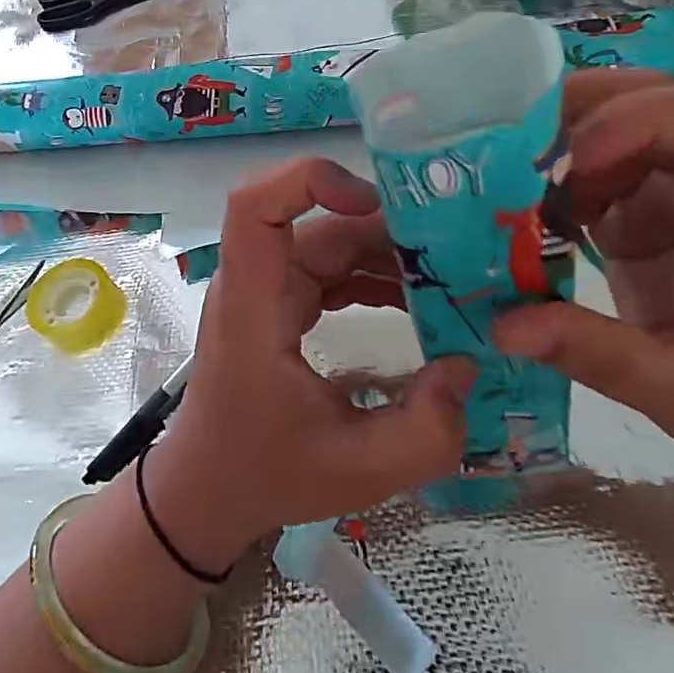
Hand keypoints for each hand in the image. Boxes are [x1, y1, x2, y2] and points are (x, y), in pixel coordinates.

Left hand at [146, 158, 477, 570]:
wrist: (207, 491)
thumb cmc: (264, 476)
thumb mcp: (356, 471)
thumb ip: (424, 432)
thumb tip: (466, 366)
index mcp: (254, 309)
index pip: (255, 208)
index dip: (308, 181)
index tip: (374, 202)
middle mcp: (258, 285)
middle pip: (322, 225)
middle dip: (390, 231)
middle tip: (459, 256)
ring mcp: (271, 290)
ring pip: (334, 241)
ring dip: (391, 254)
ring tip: (452, 280)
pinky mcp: (284, 302)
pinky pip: (336, 267)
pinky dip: (378, 275)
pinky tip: (421, 302)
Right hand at [492, 71, 673, 476]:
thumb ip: (594, 353)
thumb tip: (503, 327)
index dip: (648, 119)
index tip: (577, 158)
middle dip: (597, 107)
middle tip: (521, 137)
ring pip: (636, 120)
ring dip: (572, 133)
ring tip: (512, 166)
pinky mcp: (659, 205)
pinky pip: (609, 164)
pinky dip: (564, 173)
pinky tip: (528, 204)